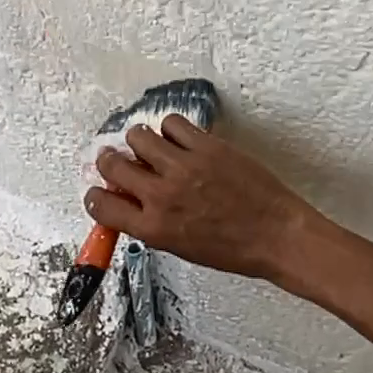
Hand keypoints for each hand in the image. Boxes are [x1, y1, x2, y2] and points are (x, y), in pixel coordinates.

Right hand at [83, 115, 319, 280]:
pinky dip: (170, 129)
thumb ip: (150, 222)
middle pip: (112, 164)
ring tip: (152, 148)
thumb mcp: (179, 246)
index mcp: (154, 228)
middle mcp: (162, 195)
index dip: (96, 195)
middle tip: (119, 160)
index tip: (101, 190)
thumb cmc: (232, 249)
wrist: (277, 235)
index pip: (101, 205)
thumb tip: (127, 199)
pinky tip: (179, 140)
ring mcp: (184, 167)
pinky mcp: (206, 146)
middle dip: (110, 161)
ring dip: (139, 141)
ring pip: (138, 136)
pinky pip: (172, 123)